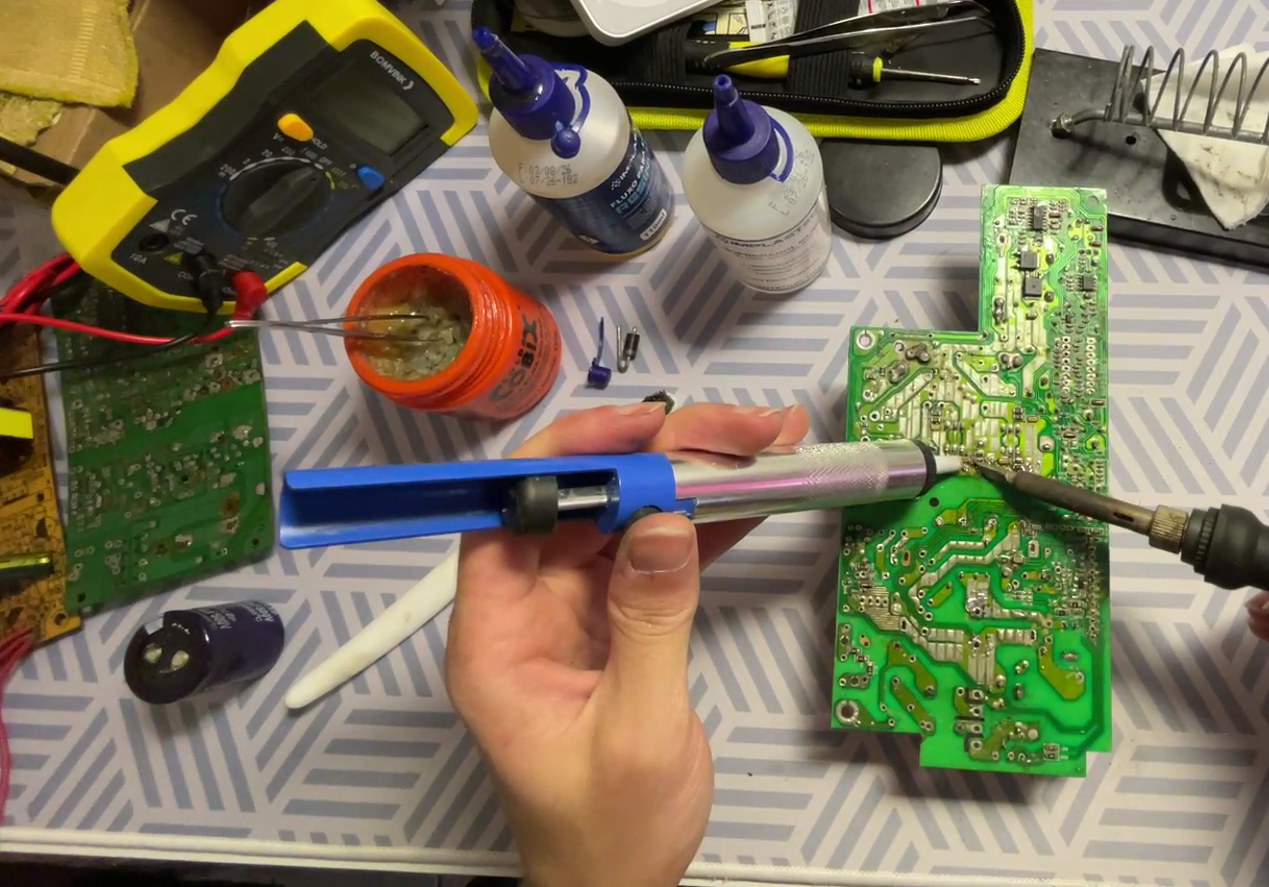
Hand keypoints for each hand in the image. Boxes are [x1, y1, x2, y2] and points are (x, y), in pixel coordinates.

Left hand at [446, 401, 810, 886]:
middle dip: (665, 455)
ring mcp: (585, 604)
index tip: (643, 427)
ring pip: (635, 513)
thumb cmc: (610, 832)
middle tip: (743, 431)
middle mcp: (536, 604)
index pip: (510, 516)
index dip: (569, 458)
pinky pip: (667, 549)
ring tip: (768, 444)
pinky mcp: (628, 613)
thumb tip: (664, 521)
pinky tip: (757, 494)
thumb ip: (649, 625)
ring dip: (699, 476)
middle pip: (589, 500)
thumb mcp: (634, 732)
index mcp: (500, 635)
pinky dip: (712, 519)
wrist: (627, 885)